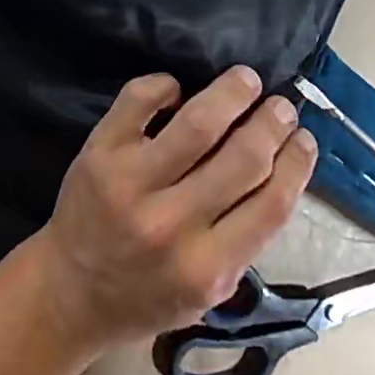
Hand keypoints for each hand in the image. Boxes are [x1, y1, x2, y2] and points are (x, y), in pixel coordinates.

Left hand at [21, 66, 317, 354]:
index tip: (304, 139)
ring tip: (246, 80)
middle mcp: (171, 223)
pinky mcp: (100, 153)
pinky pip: (137, 101)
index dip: (297, 163)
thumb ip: (245, 238)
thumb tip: (281, 167)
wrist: (70, 291)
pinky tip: (178, 88)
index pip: (272, 203)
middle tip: (281, 106)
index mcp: (208, 267)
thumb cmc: (146, 293)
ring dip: (231, 94)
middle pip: (243, 157)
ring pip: (198, 124)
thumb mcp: (209, 289)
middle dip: (272, 123)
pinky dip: (163, 85)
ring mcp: (131, 184)